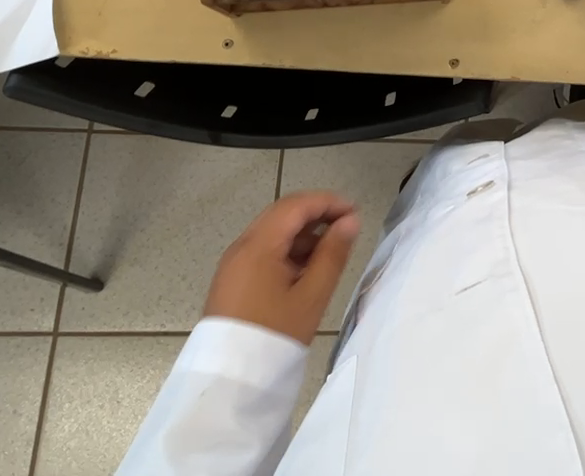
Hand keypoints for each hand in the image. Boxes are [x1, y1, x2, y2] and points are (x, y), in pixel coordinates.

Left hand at [203, 191, 361, 343]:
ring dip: (302, 234)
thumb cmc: (274, 335)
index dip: (328, 202)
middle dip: (316, 215)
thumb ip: (333, 254)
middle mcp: (241, 247)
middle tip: (345, 228)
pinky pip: (262, 250)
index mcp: (258, 245)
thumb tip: (350, 221)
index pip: (296, 205)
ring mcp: (232, 264)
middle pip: (282, 214)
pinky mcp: (231, 280)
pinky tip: (305, 269)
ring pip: (272, 232)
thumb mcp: (311, 296)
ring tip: (329, 252)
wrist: (229, 382)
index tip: (354, 213)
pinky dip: (286, 250)